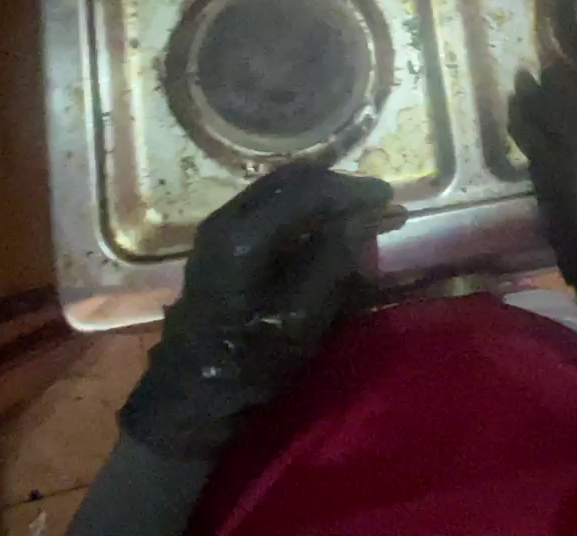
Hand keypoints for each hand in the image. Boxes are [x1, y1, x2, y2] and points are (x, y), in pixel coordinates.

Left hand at [119, 164, 392, 459]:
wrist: (189, 397)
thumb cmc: (249, 364)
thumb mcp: (302, 319)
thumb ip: (334, 260)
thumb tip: (364, 215)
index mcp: (245, 237)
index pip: (309, 190)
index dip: (353, 189)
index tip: (387, 196)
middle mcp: (226, 218)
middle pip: (292, 178)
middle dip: (338, 185)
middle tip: (373, 201)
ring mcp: (218, 224)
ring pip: (279, 185)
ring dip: (320, 191)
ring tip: (353, 209)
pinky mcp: (218, 237)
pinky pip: (267, 201)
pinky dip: (301, 202)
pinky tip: (322, 220)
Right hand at [509, 66, 576, 351]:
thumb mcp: (561, 237)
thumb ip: (549, 192)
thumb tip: (541, 160)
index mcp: (565, 174)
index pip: (536, 132)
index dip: (523, 112)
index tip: (514, 94)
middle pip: (564, 112)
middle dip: (545, 93)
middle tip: (530, 76)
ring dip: (572, 96)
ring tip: (556, 79)